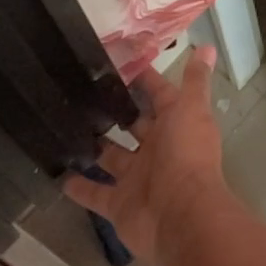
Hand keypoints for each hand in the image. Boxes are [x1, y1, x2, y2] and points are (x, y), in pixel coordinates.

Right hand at [65, 45, 227, 265]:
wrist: (182, 218)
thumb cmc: (187, 155)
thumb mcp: (192, 109)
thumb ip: (195, 80)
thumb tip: (207, 46)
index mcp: (175, 124)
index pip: (158, 95)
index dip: (144, 79)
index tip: (118, 62)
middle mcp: (157, 150)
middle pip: (134, 126)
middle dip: (117, 112)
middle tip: (86, 92)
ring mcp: (137, 179)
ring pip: (113, 158)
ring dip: (96, 147)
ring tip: (68, 126)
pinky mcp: (120, 205)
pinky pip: (97, 193)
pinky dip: (80, 187)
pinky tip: (59, 174)